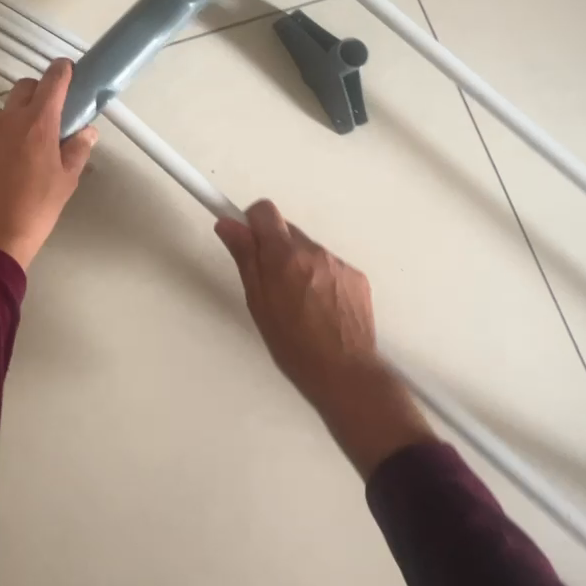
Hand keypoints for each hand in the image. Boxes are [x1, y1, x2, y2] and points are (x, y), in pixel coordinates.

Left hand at [0, 58, 99, 271]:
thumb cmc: (37, 208)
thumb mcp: (67, 180)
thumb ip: (78, 149)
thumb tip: (87, 132)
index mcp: (38, 122)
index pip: (52, 81)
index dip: (61, 71)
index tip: (67, 69)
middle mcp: (8, 119)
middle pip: (24, 87)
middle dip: (38, 91)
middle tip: (49, 112)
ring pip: (2, 110)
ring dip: (14, 116)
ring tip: (23, 144)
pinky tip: (3, 162)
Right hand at [216, 200, 434, 474]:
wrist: (345, 374)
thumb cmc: (292, 344)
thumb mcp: (258, 302)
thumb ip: (245, 257)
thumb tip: (228, 224)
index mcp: (285, 255)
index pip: (264, 211)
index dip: (251, 222)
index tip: (246, 240)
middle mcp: (314, 250)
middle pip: (287, 231)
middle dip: (275, 248)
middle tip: (270, 283)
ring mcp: (339, 263)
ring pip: (308, 250)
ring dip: (299, 265)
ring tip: (298, 303)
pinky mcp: (357, 277)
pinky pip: (330, 266)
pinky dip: (321, 279)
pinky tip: (320, 309)